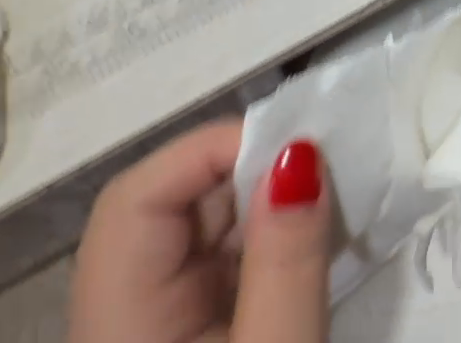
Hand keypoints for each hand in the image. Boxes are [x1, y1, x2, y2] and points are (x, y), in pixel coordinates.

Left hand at [69, 121, 332, 342]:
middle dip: (256, 167)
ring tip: (341, 193)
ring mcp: (157, 314)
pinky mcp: (193, 320)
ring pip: (205, 222)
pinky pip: (226, 251)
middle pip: (173, 201)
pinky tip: (324, 230)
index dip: (212, 150)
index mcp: (119, 316)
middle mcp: (121, 307)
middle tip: (337, 162)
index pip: (137, 197)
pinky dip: (276, 228)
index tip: (303, 142)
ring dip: (273, 196)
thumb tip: (302, 152)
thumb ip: (288, 260)